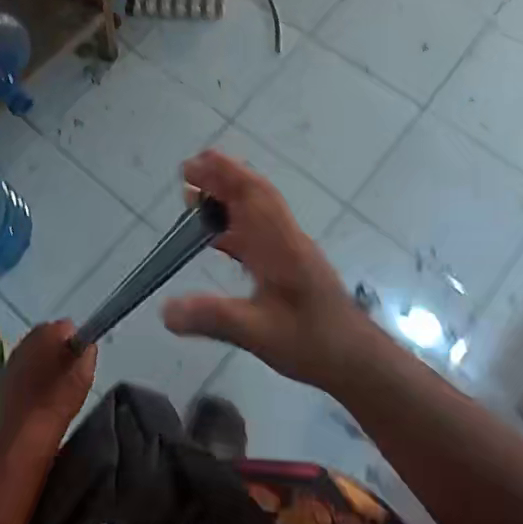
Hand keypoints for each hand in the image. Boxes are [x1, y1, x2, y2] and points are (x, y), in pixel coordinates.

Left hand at [0, 320, 95, 447]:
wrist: (24, 436)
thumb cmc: (57, 403)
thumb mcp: (83, 378)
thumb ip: (87, 355)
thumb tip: (86, 346)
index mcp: (46, 334)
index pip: (66, 326)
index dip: (76, 341)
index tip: (79, 359)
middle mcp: (25, 341)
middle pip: (47, 335)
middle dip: (58, 348)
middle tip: (69, 372)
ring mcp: (12, 359)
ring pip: (33, 351)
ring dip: (43, 360)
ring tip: (54, 385)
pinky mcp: (3, 377)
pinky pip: (22, 367)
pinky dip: (30, 374)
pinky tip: (38, 393)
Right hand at [161, 150, 378, 388]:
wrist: (358, 360)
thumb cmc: (313, 342)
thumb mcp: (259, 334)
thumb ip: (213, 318)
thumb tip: (164, 311)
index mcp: (280, 246)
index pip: (252, 197)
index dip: (224, 175)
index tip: (195, 163)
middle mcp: (286, 240)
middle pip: (255, 196)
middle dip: (223, 178)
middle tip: (187, 172)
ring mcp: (291, 252)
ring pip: (257, 213)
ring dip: (228, 199)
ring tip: (194, 197)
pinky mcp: (291, 266)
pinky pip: (259, 232)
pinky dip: (235, 225)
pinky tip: (217, 238)